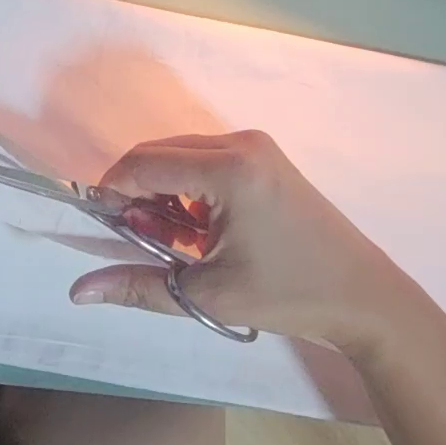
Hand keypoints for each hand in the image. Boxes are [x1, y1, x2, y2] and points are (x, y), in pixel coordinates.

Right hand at [70, 130, 432, 354]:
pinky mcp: (265, 157)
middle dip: (136, 190)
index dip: (113, 190)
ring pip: (178, 155)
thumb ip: (136, 286)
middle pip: (158, 153)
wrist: (368, 301)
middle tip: (135, 234)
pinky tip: (196, 226)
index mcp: (229, 169)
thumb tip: (77, 292)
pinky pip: (203, 160)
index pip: (144, 164)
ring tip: (169, 236)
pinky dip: (185, 188)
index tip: (104, 223)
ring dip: (160, 189)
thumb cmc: (289, 296)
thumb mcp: (206, 294)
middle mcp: (241, 143)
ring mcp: (257, 147)